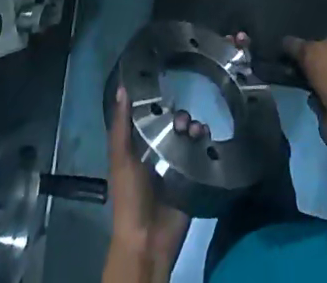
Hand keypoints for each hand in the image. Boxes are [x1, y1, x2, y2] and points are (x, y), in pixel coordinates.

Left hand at [104, 84, 205, 282]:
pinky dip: (205, 141)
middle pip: (174, 126)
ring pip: (189, 136)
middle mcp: (159, 153)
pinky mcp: (194, 176)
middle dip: (180, 117)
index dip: (160, 106)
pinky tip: (205, 137)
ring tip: (195, 130)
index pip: (152, 119)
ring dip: (194, 127)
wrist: (148, 238)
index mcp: (139, 148)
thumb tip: (122, 88)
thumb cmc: (130, 196)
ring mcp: (177, 164)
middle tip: (182, 121)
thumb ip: (121, 125)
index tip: (167, 93)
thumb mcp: (120, 159)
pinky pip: (202, 152)